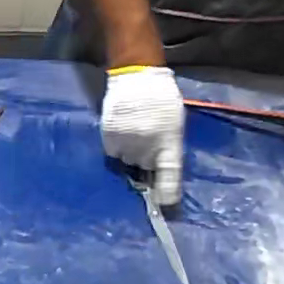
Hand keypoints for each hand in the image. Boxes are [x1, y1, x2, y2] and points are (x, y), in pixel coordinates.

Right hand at [100, 66, 184, 205]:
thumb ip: (167, 144)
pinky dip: (117, 148)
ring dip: (130, 154)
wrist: (136, 78)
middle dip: (146, 161)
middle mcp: (147, 145)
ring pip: (127, 160)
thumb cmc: (162, 98)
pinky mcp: (109, 138)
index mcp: (169, 140)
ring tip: (134, 136)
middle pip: (144, 166)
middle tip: (147, 147)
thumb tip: (157, 165)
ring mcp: (126, 142)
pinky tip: (121, 134)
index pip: (169, 171)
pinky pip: (113, 153)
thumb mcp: (174, 121)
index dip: (167, 190)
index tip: (164, 205)